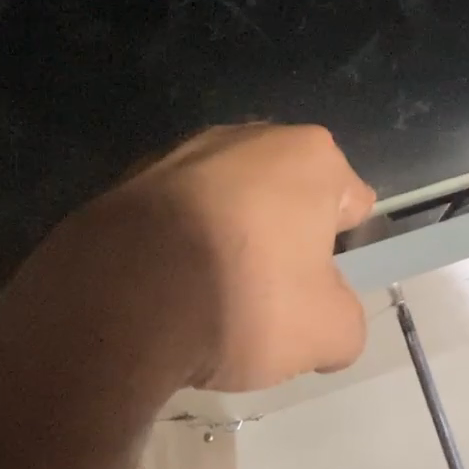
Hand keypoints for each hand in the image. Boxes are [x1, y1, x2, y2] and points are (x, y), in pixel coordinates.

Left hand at [27, 124, 375, 392]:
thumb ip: (347, 322)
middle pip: (285, 198)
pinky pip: (175, 216)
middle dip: (282, 241)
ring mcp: (182, 151)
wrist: (117, 297)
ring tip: (208, 299)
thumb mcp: (329, 332)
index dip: (340, 252)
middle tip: (267, 299)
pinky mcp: (129, 178)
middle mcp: (249, 136)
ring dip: (228, 239)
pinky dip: (178, 243)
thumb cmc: (243, 298)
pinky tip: (166, 289)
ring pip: (228, 204)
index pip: (350, 202)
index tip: (315, 290)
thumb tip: (328, 320)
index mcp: (310, 156)